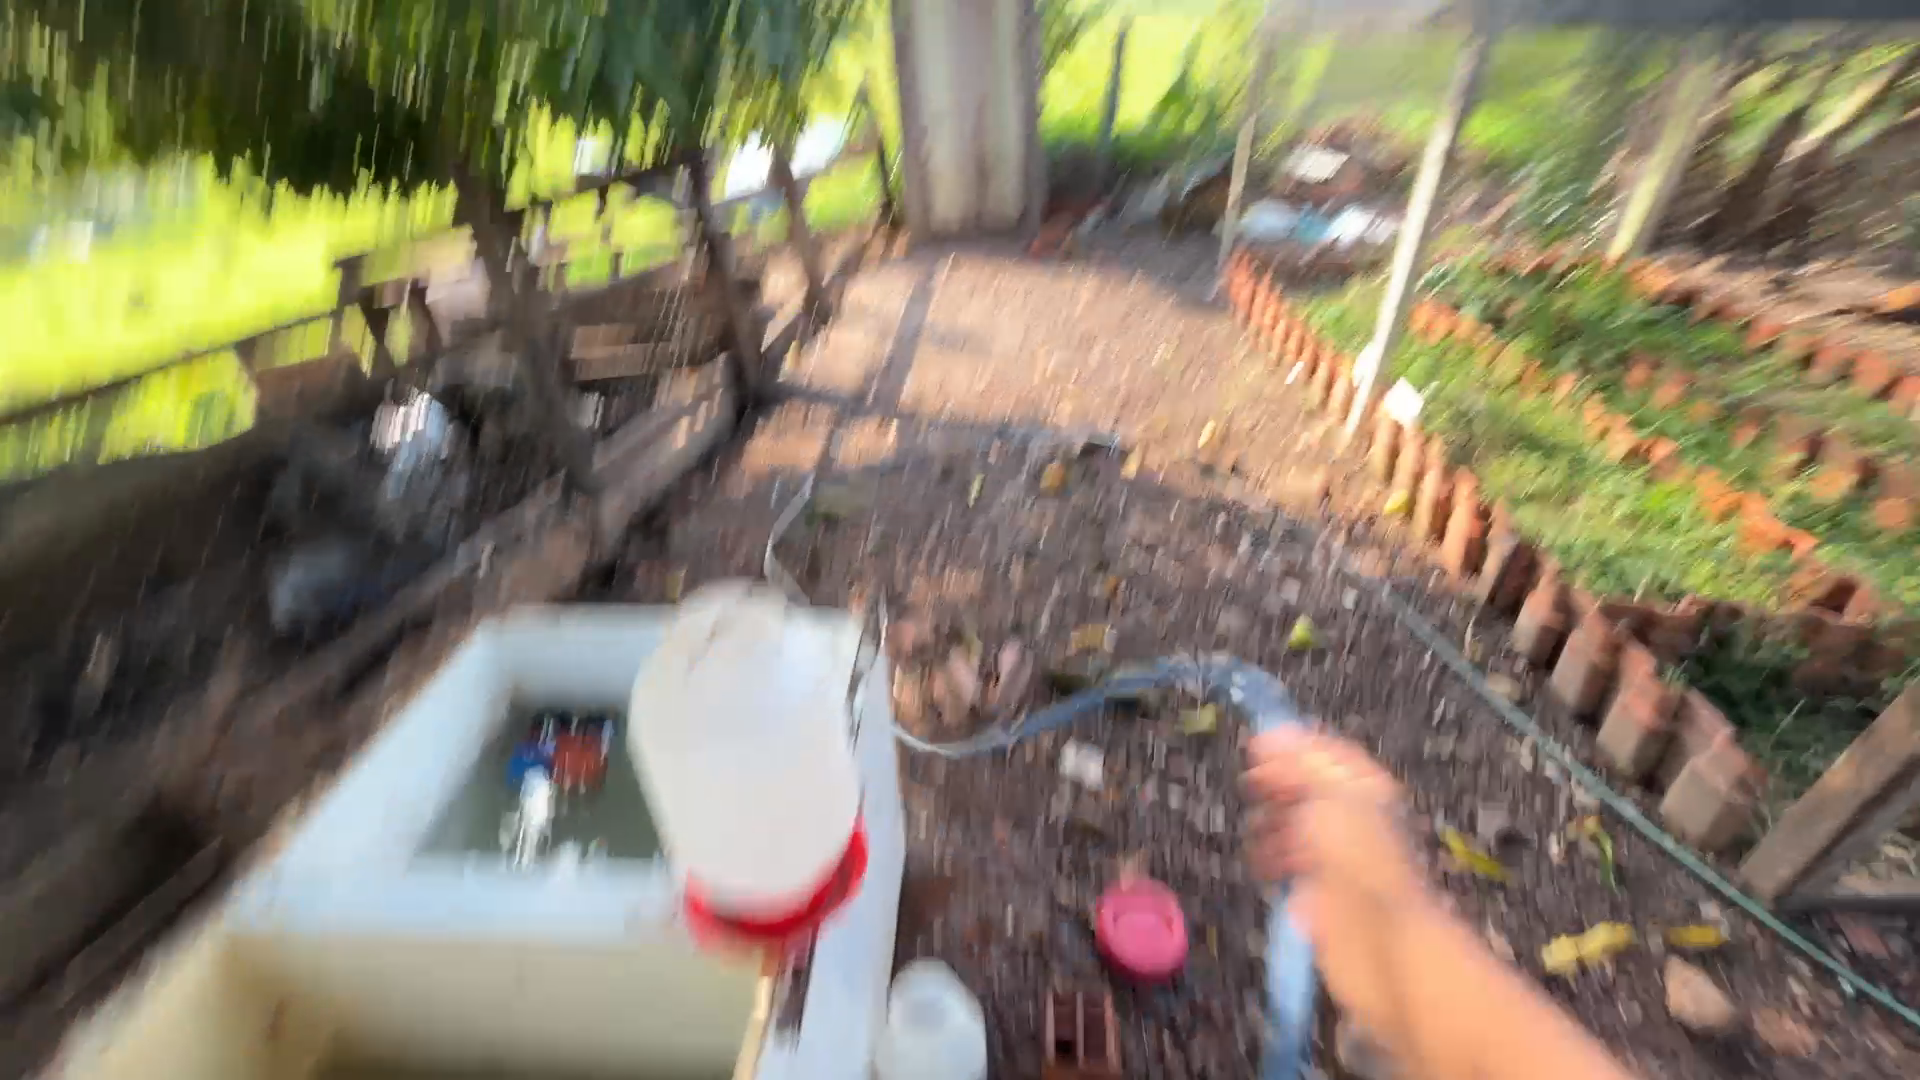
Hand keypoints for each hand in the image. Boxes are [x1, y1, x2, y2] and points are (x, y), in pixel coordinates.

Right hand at [1243, 727, 1426, 930]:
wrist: (1376, 937)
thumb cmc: (1361, 860)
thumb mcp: (1329, 796)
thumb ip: (1298, 762)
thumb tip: (1272, 733)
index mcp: (1362, 789)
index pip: (1323, 752)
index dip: (1291, 745)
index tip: (1259, 743)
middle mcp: (1349, 814)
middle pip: (1301, 784)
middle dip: (1276, 784)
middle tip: (1254, 784)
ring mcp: (1331, 849)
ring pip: (1288, 819)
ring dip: (1268, 820)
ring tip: (1260, 827)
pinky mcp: (1313, 879)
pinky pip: (1282, 855)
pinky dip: (1268, 853)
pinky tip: (1263, 858)